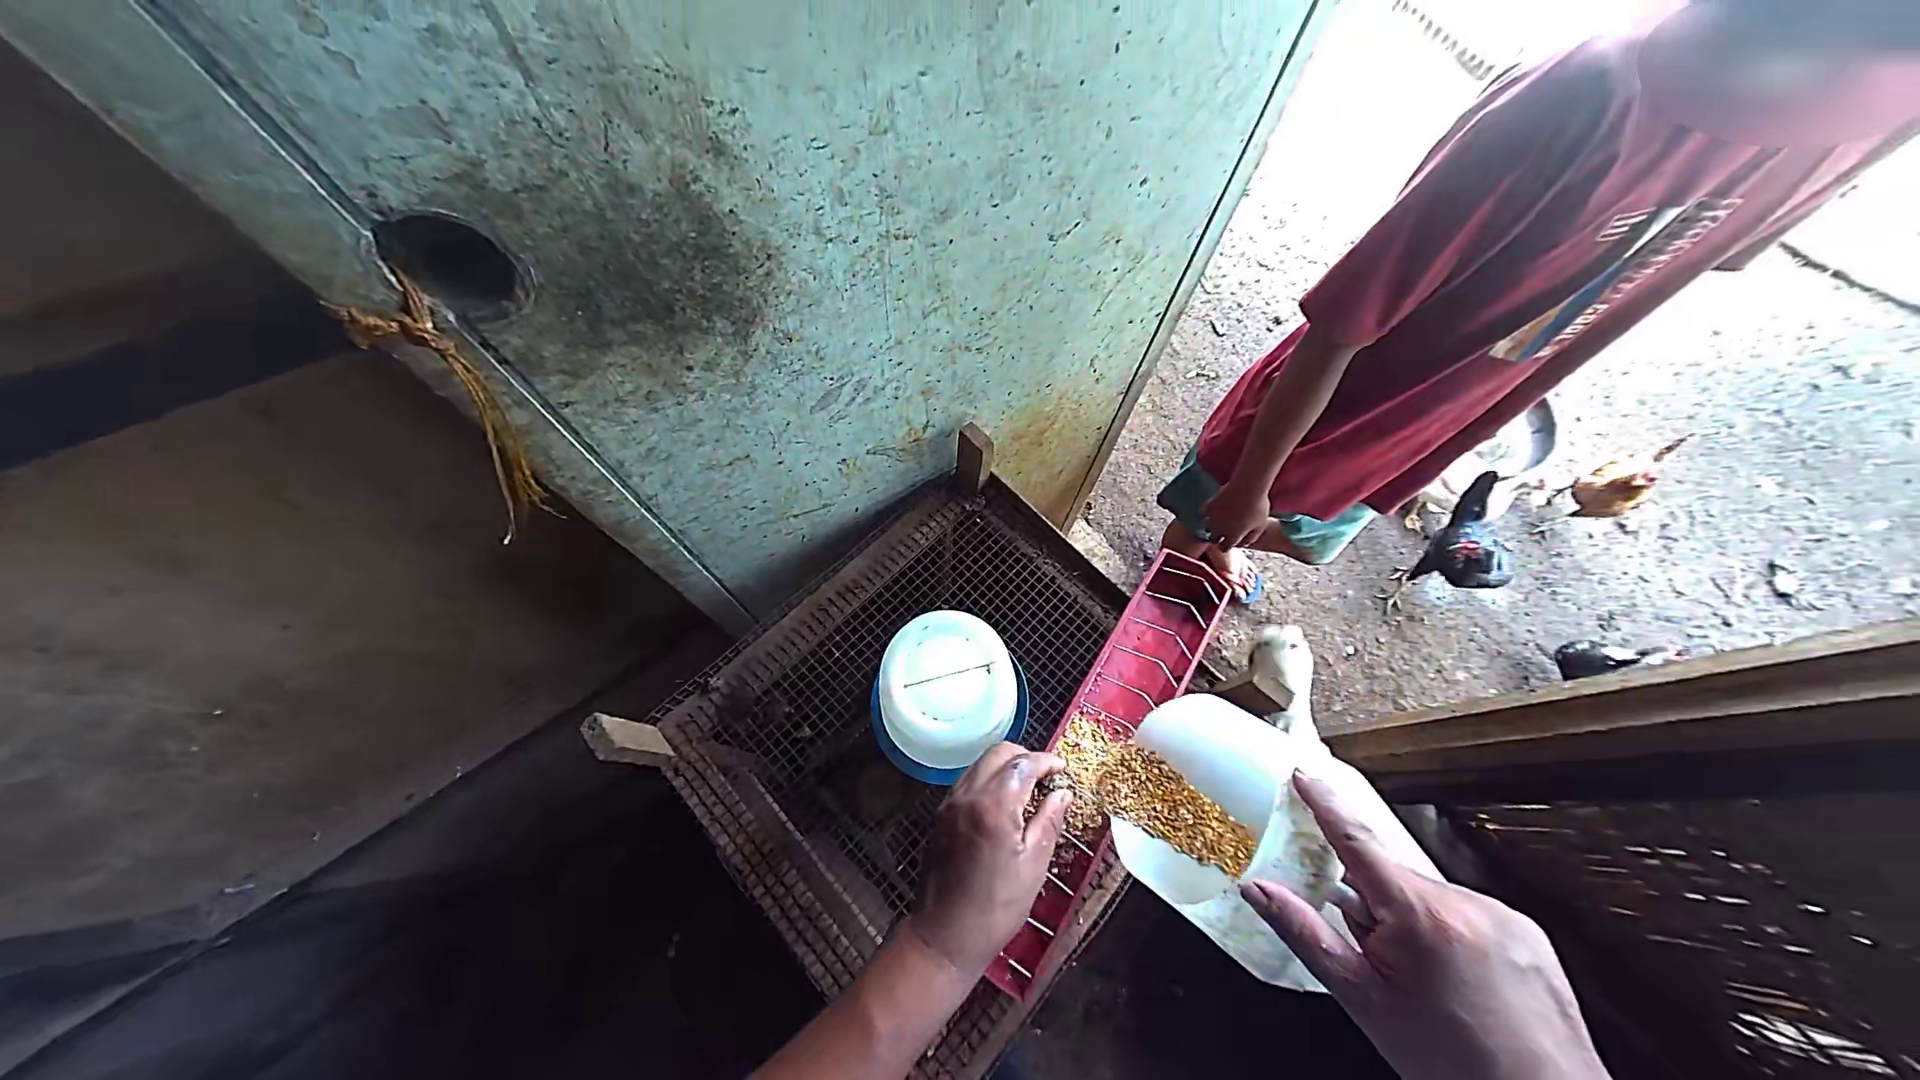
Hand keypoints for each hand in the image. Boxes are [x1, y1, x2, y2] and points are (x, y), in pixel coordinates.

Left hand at [909, 743, 1070, 975]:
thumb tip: (1063, 793)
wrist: (945, 935)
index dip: (1047, 762)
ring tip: (1028, 791)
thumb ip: (1049, 820)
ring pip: (981, 764)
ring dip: (1006, 767)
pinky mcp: (941, 814)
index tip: (1063, 770)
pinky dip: (989, 780)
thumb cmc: (996, 907)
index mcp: (993, 805)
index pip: (1023, 763)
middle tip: (1047, 779)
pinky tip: (1003, 805)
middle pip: (999, 753)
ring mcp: (950, 803)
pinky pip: (969, 781)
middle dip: (1026, 758)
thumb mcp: (1034, 865)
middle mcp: (968, 794)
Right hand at [1202, 479, 1270, 549]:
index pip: (1225, 548)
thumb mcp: (1261, 526)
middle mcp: (1220, 530)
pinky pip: (1203, 514)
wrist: (1248, 487)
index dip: (1227, 546)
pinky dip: (1206, 514)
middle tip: (1224, 533)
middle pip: (1215, 539)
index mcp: (1233, 536)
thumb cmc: (1257, 506)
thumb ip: (1252, 537)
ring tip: (1219, 522)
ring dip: (1212, 527)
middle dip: (1219, 538)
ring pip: (1208, 527)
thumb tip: (1245, 544)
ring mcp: (1212, 519)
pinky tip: (1213, 511)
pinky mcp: (1208, 506)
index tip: (1229, 542)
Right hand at [1242, 773, 1610, 1079]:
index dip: (1324, 803)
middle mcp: (1468, 904)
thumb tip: (1258, 890)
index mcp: (1421, 915)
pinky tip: (1457, 979)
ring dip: (1411, 917)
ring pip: (1427, 894)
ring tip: (1425, 978)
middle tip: (1376, 951)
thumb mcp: (1362, 999)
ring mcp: (1505, 917)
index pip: (1356, 839)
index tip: (1304, 776)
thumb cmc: (1453, 1066)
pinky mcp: (1529, 933)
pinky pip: (1466, 911)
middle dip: (1372, 899)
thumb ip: (1305, 933)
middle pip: (1390, 874)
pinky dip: (1448, 931)